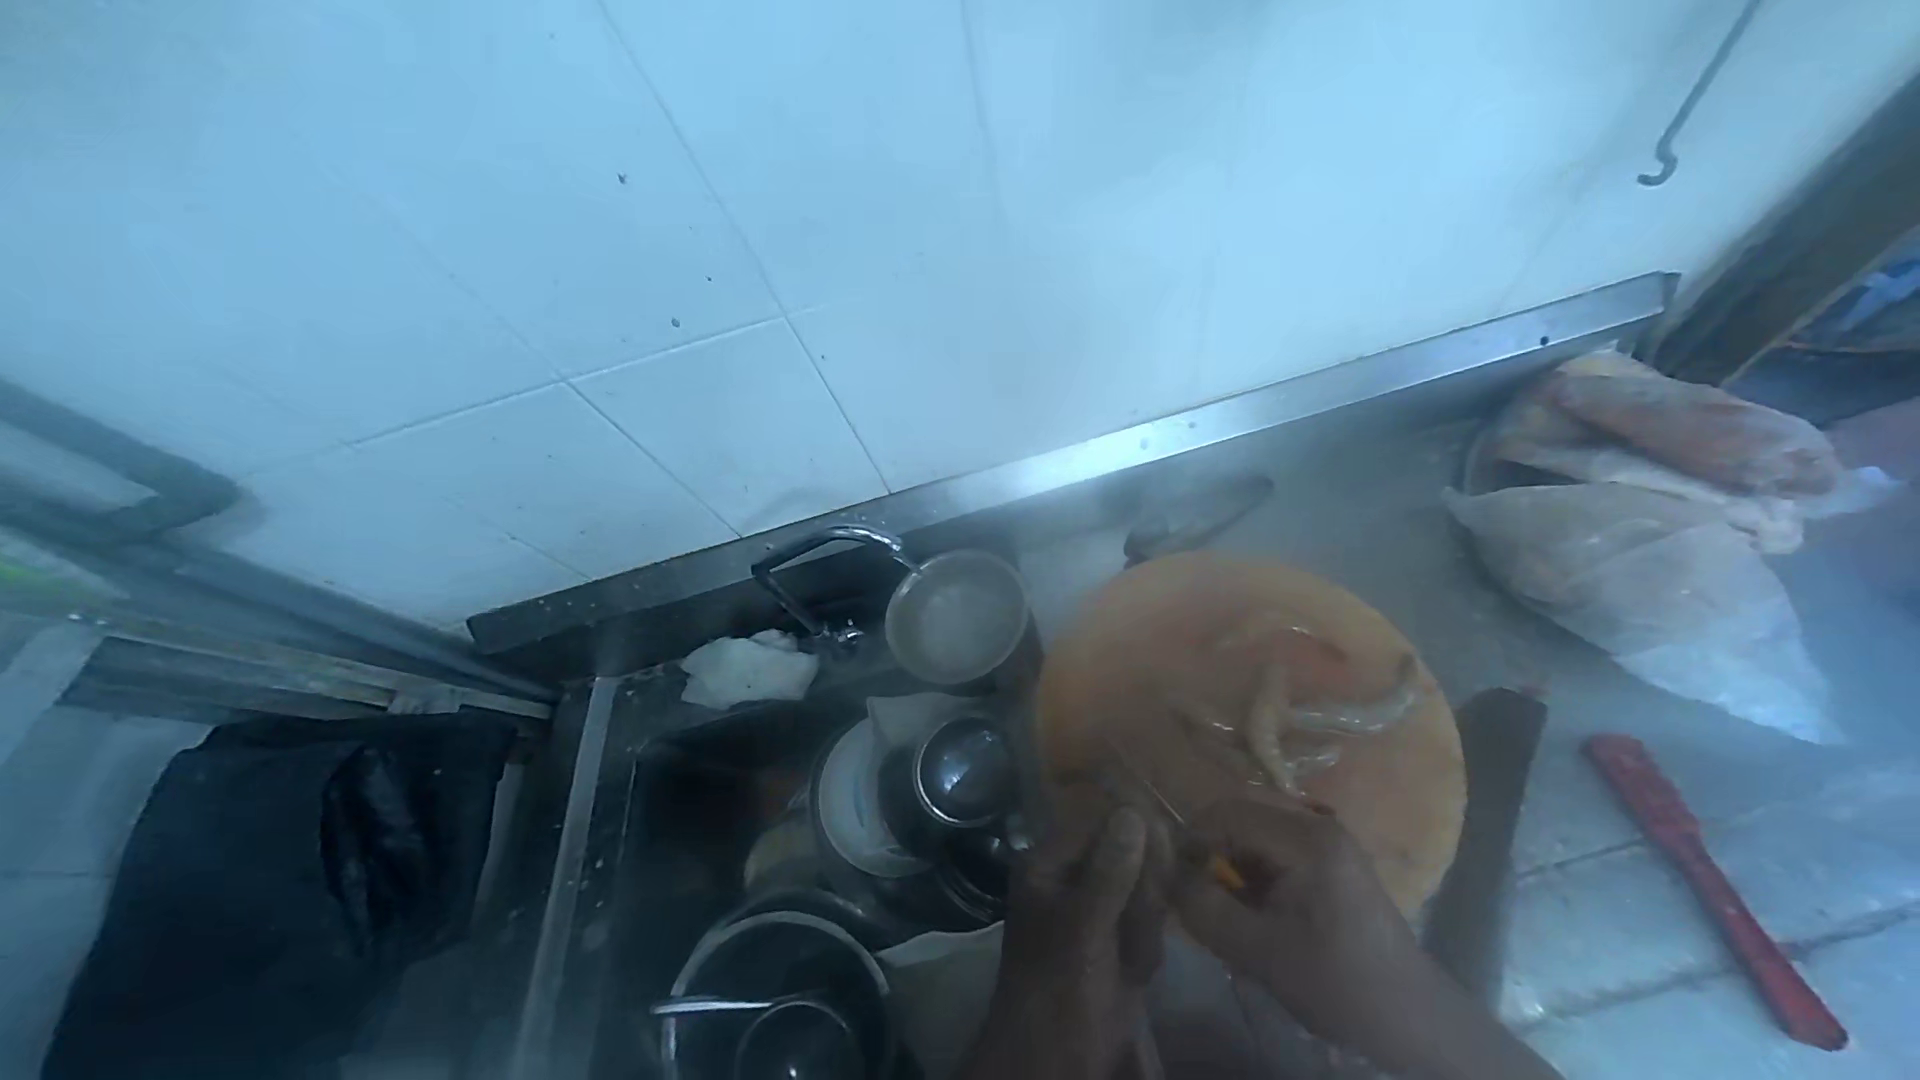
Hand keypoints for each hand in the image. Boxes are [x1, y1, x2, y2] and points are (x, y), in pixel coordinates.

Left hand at [959, 788, 1173, 1079]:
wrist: (1056, 1062)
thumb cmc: (1057, 987)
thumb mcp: (1083, 926)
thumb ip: (1110, 871)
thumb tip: (1131, 811)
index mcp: (1049, 862)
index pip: (1099, 824)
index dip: (1134, 834)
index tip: (1165, 846)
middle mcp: (1072, 876)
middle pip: (1128, 856)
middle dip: (1140, 895)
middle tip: (1132, 930)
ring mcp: (1096, 907)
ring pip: (1144, 891)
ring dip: (1144, 926)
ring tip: (1126, 959)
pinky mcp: (1117, 937)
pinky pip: (1148, 923)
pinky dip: (1146, 949)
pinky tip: (1132, 973)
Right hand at [1173, 794, 1428, 1056]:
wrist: (1414, 1020)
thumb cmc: (1338, 983)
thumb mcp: (1260, 952)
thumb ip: (1205, 909)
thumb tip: (1167, 875)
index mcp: (1305, 838)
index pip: (1225, 814)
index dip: (1193, 841)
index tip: (1178, 880)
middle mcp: (1316, 822)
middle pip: (1238, 814)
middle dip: (1211, 850)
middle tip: (1200, 891)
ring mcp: (1326, 836)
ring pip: (1253, 827)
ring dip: (1231, 858)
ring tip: (1227, 901)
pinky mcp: (1330, 854)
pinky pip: (1273, 842)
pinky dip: (1252, 866)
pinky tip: (1256, 902)